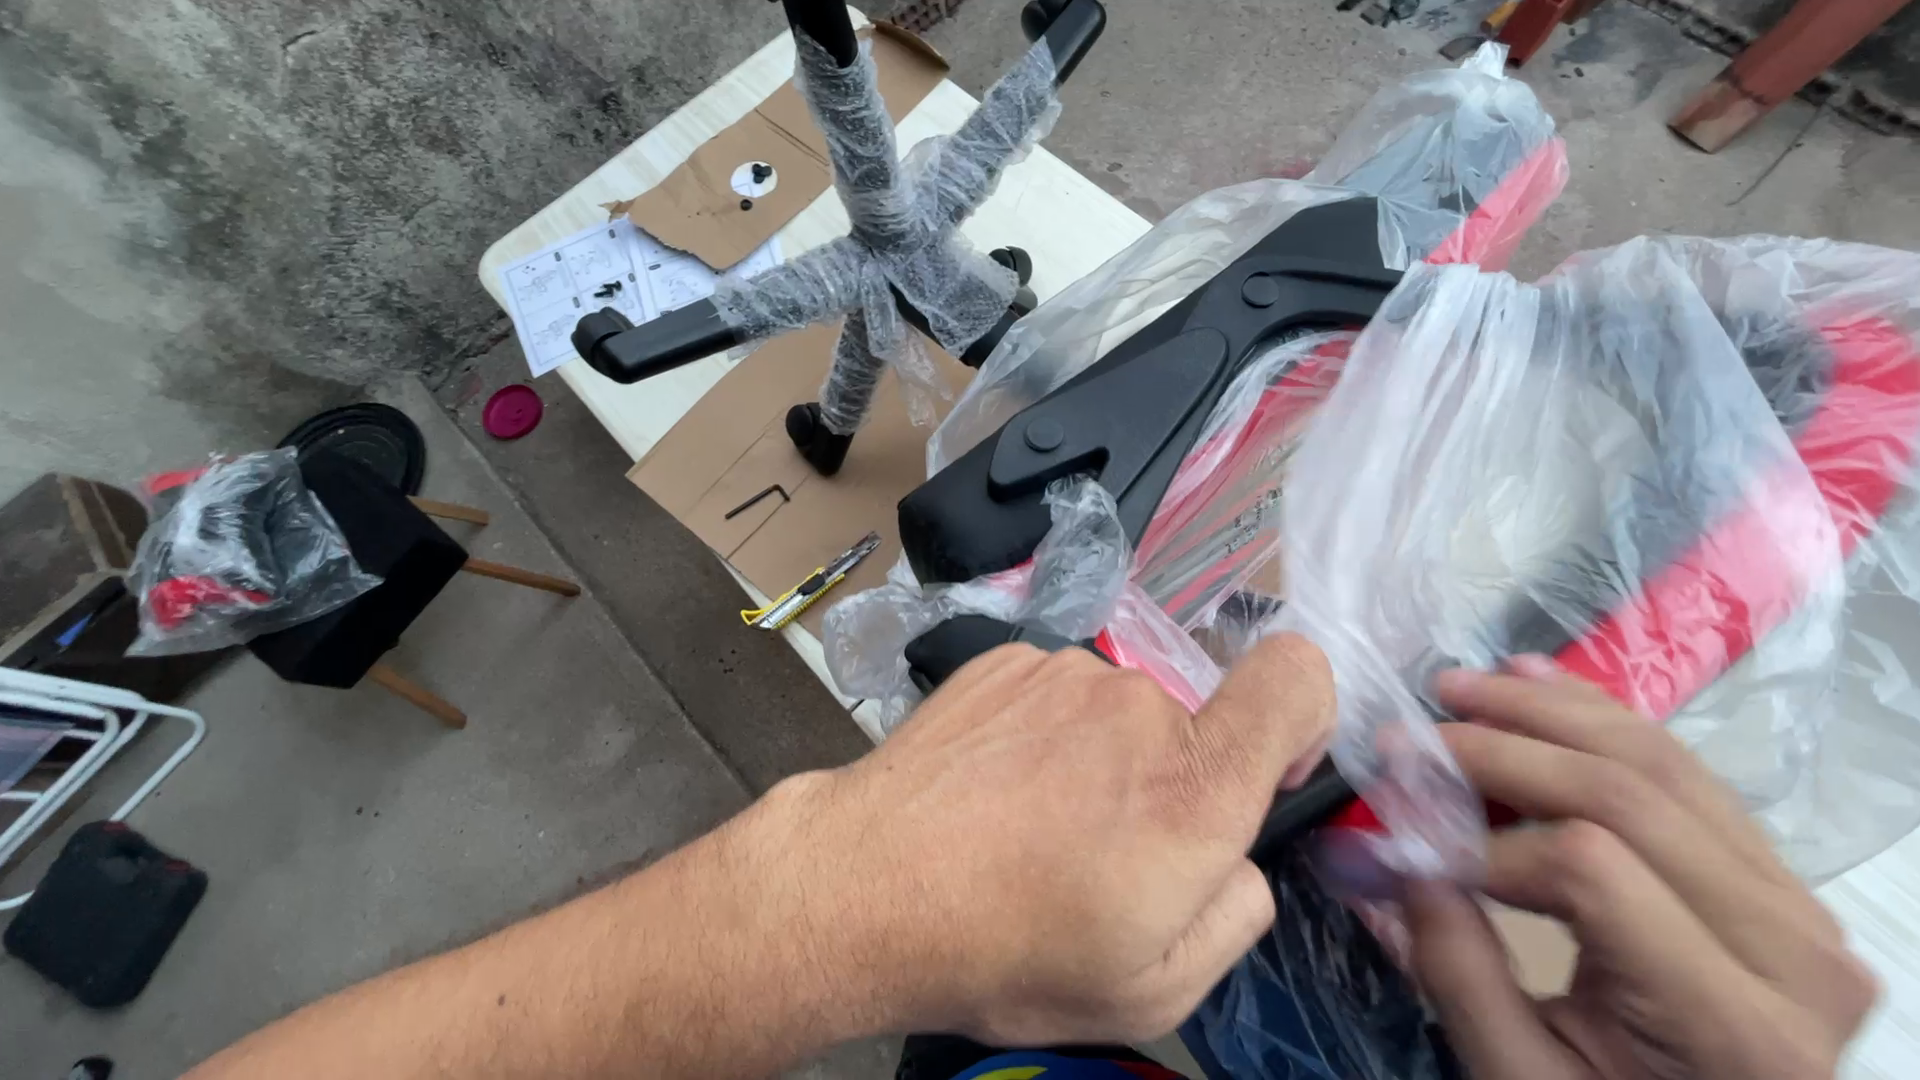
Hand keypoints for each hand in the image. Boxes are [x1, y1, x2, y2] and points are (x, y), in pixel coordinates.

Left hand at [748, 635, 1333, 1046]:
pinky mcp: (1005, 659)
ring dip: (1094, 756)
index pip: (1295, 679)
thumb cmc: (1009, 948)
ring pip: (1116, 713)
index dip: (1298, 714)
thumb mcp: (1152, 985)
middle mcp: (1138, 706)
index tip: (1258, 766)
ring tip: (1028, 816)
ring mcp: (1064, 672)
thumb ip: (1235, 909)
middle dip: (1163, 780)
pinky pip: (1053, 692)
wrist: (868, 883)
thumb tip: (1234, 853)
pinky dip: (1040, 730)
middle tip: (1093, 843)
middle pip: (1189, 726)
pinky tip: (992, 781)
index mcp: (1193, 786)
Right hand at [1404, 660, 1878, 1079]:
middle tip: (1405, 733)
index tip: (1394, 833)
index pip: (1585, 869)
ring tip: (1456, 686)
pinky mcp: (1771, 873)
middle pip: (1625, 794)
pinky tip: (1532, 678)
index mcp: (1733, 1022)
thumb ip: (1454, 966)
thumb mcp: (1519, 1075)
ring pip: (1658, 760)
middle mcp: (1788, 946)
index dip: (1475, 838)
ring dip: (1542, 710)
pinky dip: (1594, 716)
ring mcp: (1793, 900)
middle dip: (1496, 748)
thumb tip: (1392, 849)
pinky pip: (1681, 768)